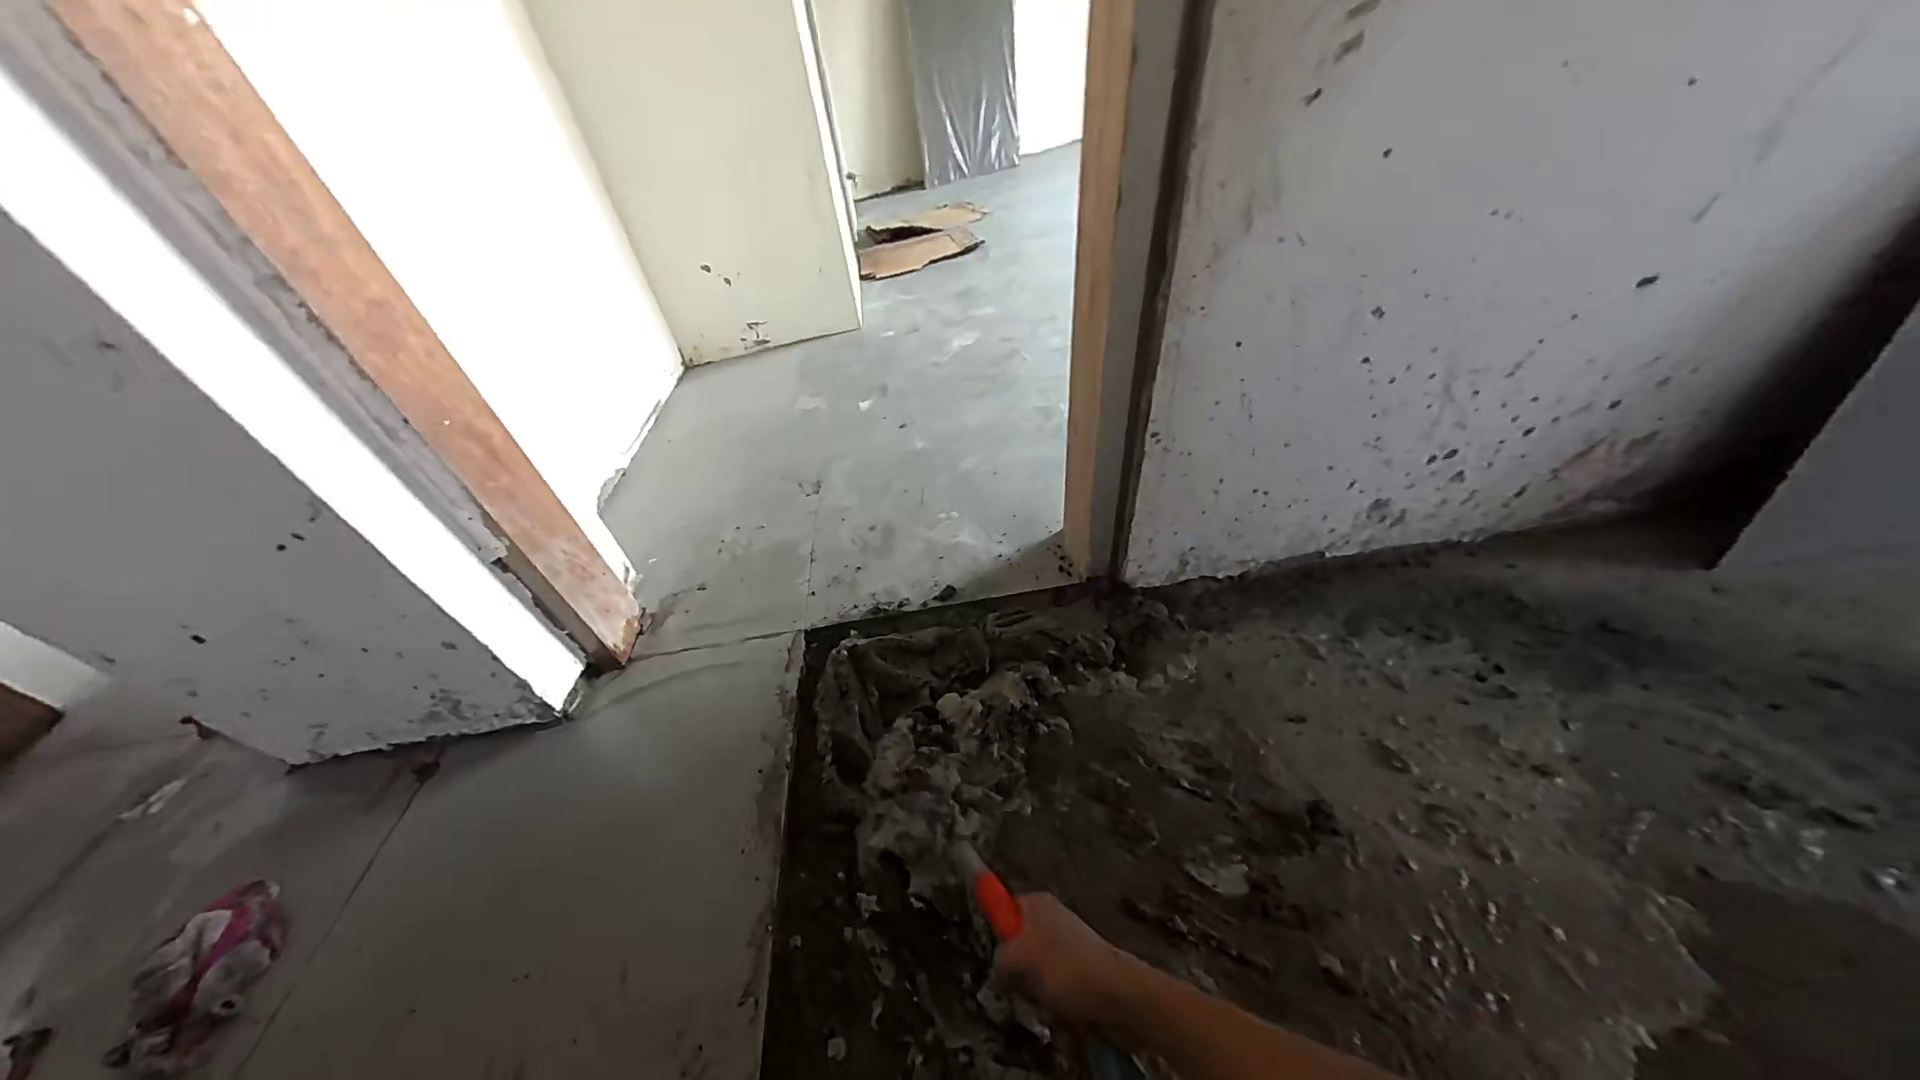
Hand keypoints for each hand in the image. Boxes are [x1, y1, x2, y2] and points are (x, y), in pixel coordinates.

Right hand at [992, 893, 1139, 1028]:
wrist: (1120, 995)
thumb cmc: (1067, 969)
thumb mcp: (1020, 959)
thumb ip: (1000, 958)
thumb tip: (999, 966)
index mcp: (1036, 904)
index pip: (1002, 911)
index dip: (998, 936)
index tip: (999, 960)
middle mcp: (1051, 919)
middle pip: (1017, 947)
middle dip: (1017, 975)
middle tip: (1022, 990)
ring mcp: (1067, 946)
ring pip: (1034, 974)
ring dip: (1036, 996)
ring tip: (1046, 1006)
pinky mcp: (1079, 972)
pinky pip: (1054, 989)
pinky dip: (1054, 1005)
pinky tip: (1061, 1016)